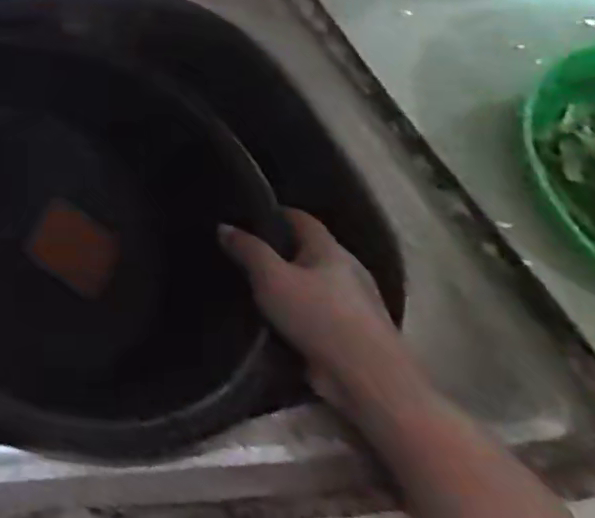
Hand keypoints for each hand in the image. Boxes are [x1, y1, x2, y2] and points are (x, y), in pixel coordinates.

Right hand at [219, 208, 419, 413]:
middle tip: (245, 251)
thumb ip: (247, 250)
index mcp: (331, 251)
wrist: (369, 382)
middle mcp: (349, 272)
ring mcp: (356, 307)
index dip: (276, 212)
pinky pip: (318, 312)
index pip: (302, 219)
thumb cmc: (319, 318)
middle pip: (310, 250)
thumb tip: (224, 227)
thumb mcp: (271, 277)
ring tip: (255, 285)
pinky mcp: (353, 337)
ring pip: (315, 283)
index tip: (248, 214)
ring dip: (290, 283)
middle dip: (281, 249)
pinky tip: (276, 318)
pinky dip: (299, 311)